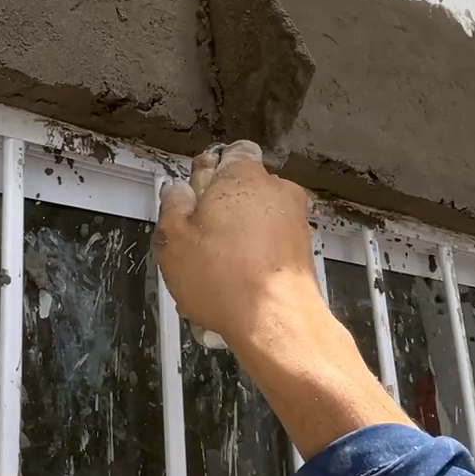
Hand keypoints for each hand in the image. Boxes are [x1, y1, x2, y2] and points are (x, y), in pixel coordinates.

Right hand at [154, 140, 410, 455]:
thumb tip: (177, 193)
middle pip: (242, 188)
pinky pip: (270, 244)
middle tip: (196, 235)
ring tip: (213, 267)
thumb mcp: (173, 239)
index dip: (209, 171)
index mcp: (242, 176)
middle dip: (220, 207)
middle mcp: (275, 190)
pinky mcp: (302, 251)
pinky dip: (254, 256)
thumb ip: (172, 205)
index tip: (193, 192)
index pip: (230, 151)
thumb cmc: (225, 279)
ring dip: (237, 234)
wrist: (276, 324)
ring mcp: (294, 221)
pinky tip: (233, 282)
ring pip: (256, 217)